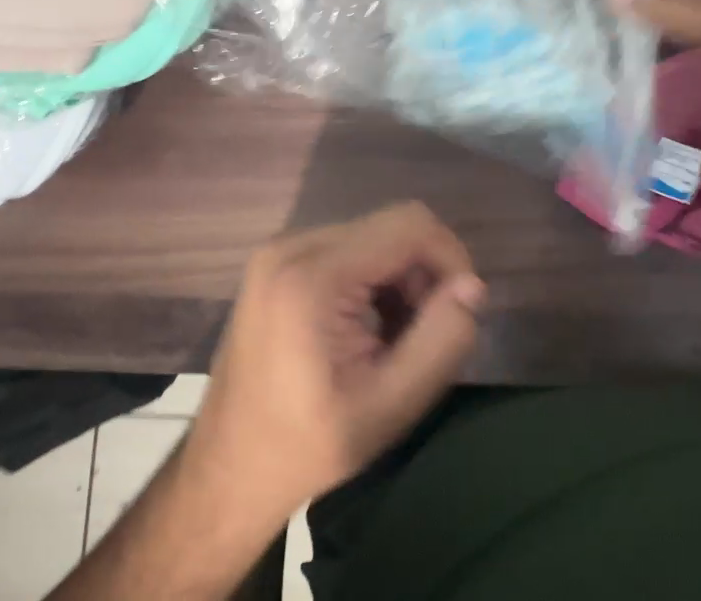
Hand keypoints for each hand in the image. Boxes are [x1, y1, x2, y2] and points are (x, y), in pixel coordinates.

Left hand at [181, 203, 484, 523]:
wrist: (228, 474)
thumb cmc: (309, 445)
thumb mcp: (391, 405)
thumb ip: (442, 339)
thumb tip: (472, 287)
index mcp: (313, 275)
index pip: (411, 225)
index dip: (452, 260)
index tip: (462, 312)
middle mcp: (292, 247)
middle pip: (392, 228)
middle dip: (425, 274)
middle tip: (428, 335)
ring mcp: (278, 254)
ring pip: (373, 237)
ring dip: (401, 281)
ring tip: (398, 340)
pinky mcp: (276, 268)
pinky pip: (347, 251)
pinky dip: (374, 282)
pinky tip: (370, 331)